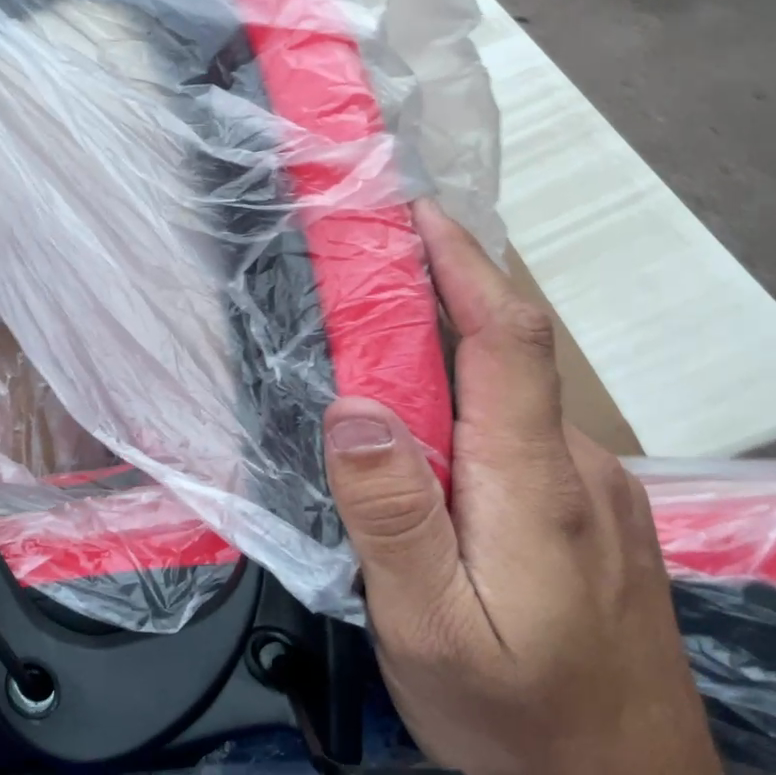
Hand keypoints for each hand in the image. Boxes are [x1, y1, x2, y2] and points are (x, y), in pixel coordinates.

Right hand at [323, 201, 717, 774]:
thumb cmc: (517, 717)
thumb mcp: (430, 624)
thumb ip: (391, 514)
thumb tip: (353, 409)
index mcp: (532, 485)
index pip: (507, 341)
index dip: (462, 264)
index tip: (409, 213)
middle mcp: (571, 470)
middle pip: (499, 355)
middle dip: (426, 295)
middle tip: (345, 268)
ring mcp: (584, 492)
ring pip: (498, 393)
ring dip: (430, 350)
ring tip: (354, 340)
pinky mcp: (577, 513)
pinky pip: (506, 428)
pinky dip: (451, 397)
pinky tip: (405, 420)